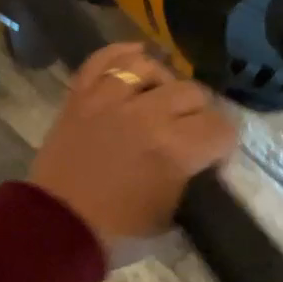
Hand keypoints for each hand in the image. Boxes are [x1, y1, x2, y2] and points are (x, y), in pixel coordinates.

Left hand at [27, 43, 237, 245]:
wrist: (60, 221)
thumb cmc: (121, 228)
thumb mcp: (175, 208)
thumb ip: (191, 171)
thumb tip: (199, 152)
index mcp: (174, 148)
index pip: (220, 126)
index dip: (222, 142)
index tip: (212, 156)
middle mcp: (143, 115)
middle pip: (190, 92)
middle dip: (198, 111)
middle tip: (188, 130)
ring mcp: (105, 100)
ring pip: (146, 68)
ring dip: (162, 81)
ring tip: (162, 97)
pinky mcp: (77, 96)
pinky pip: (98, 62)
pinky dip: (118, 53)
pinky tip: (137, 54)